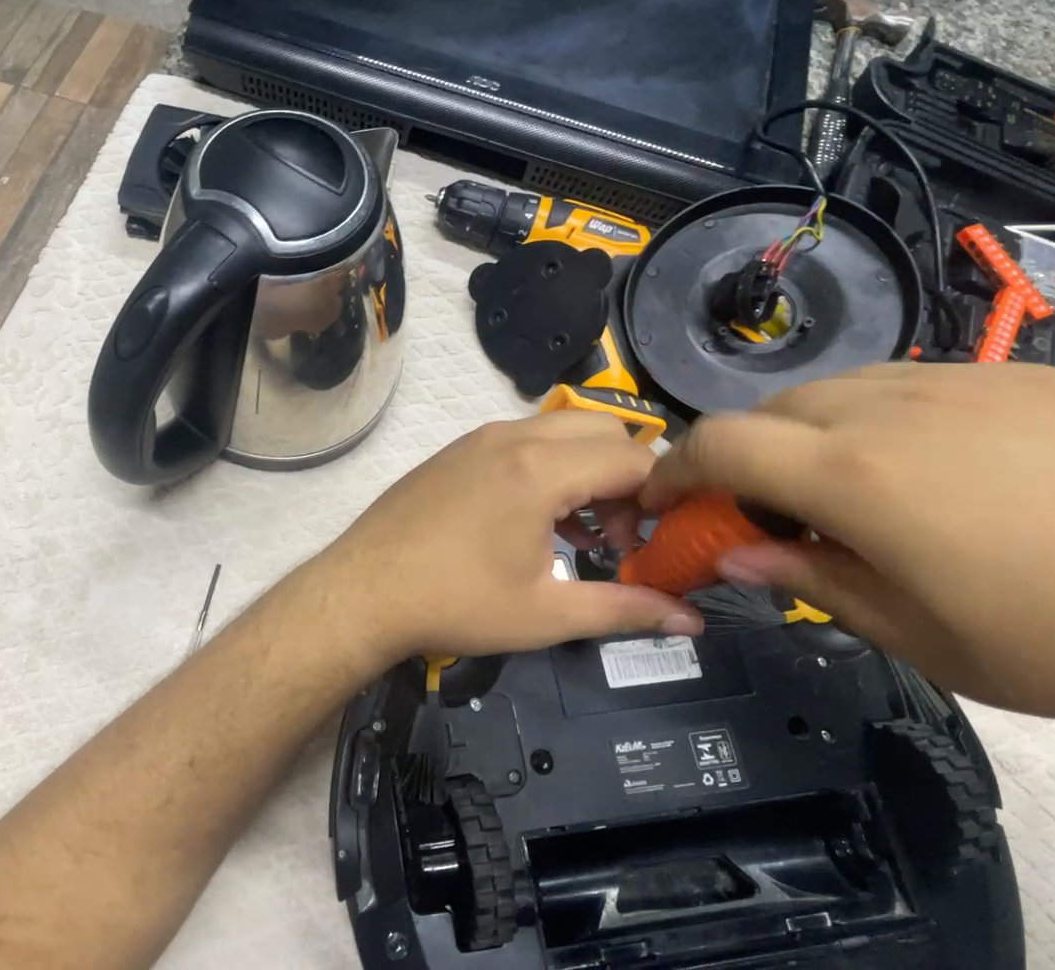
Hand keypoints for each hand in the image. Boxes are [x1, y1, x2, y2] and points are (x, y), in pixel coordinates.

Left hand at [303, 411, 700, 671]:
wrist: (362, 593)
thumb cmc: (455, 605)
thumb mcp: (546, 614)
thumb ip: (625, 610)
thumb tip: (692, 623)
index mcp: (540, 469)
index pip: (633, 459)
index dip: (661, 497)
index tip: (659, 540)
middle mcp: (512, 436)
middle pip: (602, 431)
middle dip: (628, 477)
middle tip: (621, 536)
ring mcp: (479, 438)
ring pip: (561, 432)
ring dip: (588, 471)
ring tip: (586, 534)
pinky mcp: (457, 450)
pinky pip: (523, 441)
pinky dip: (550, 468)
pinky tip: (541, 523)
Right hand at [641, 361, 1054, 755]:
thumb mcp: (933, 641)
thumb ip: (816, 585)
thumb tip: (735, 557)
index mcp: (854, 478)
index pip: (717, 445)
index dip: (669, 471)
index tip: (655, 503)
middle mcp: (889, 407)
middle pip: (768, 409)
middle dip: (739, 458)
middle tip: (763, 520)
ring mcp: (959, 379)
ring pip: (835, 389)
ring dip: (806, 437)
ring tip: (850, 499)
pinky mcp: (1021, 374)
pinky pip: (908, 385)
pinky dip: (876, 422)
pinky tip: (937, 474)